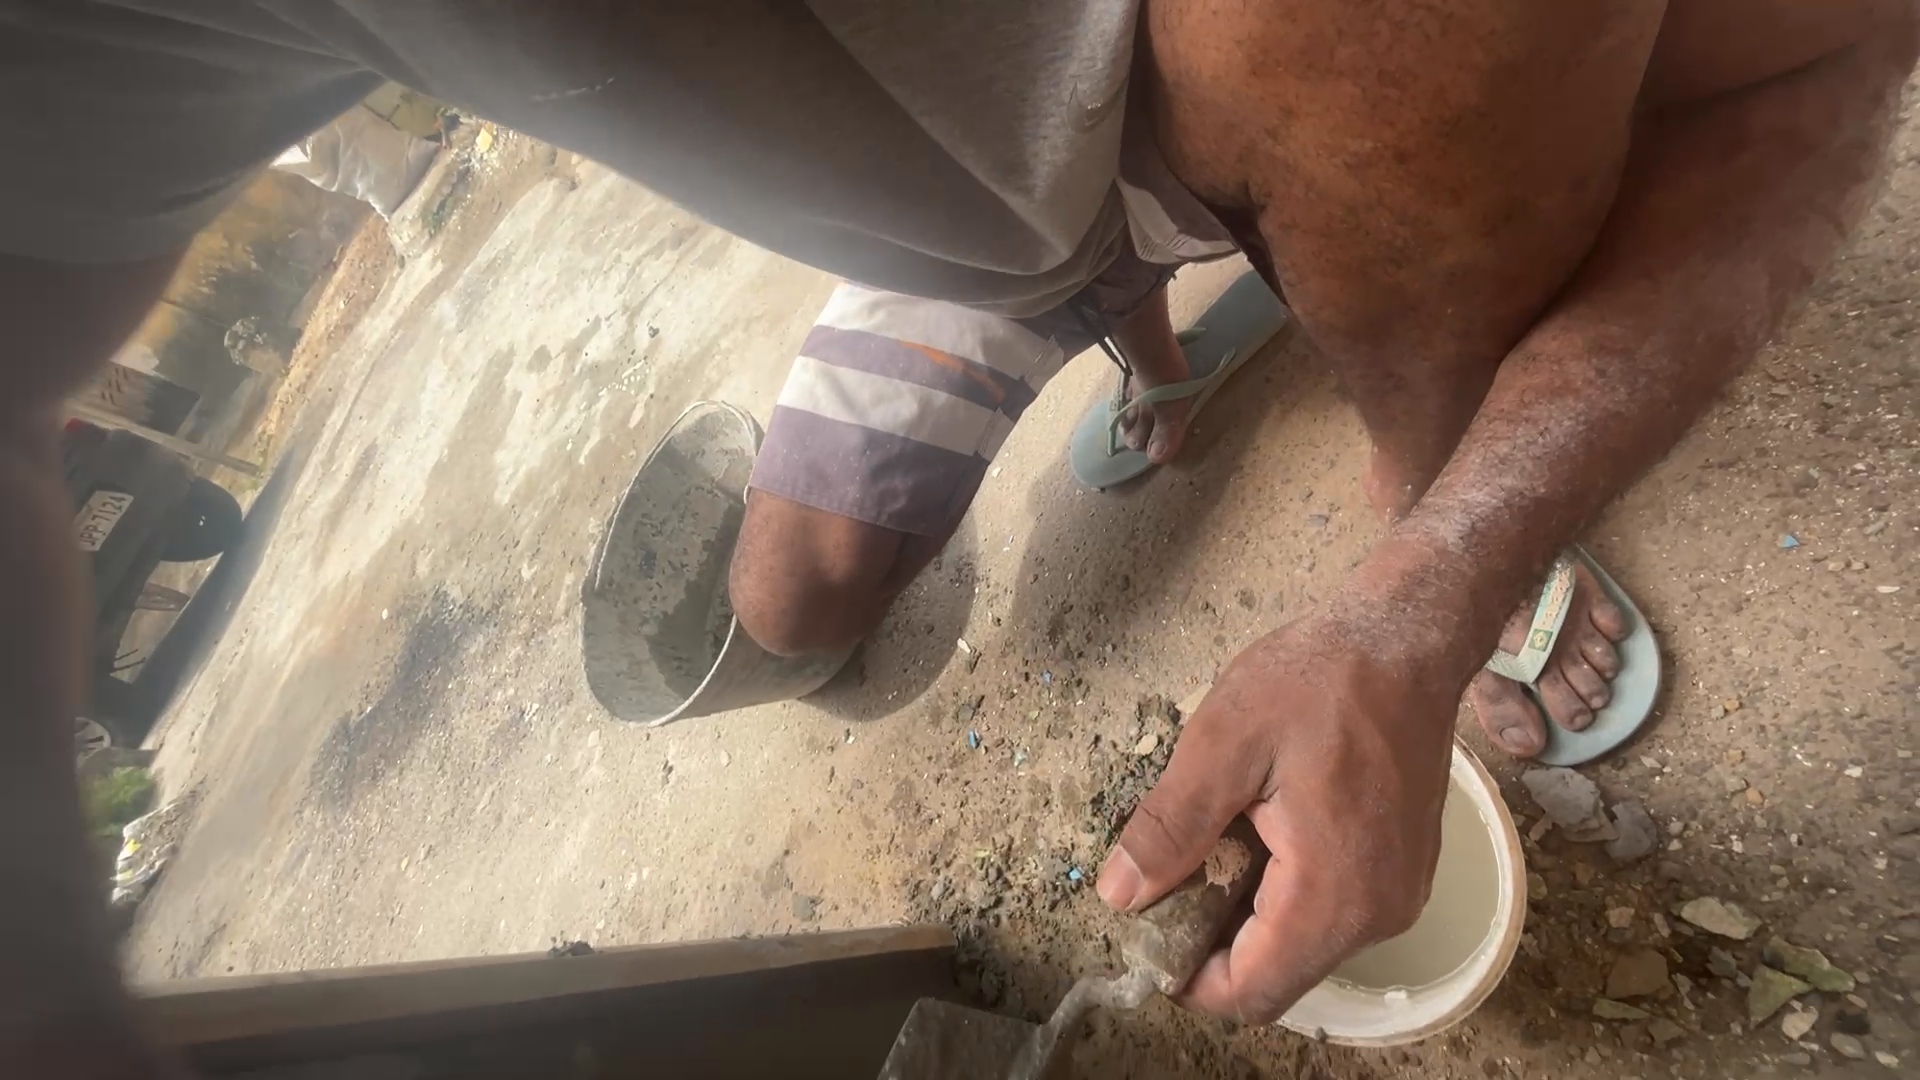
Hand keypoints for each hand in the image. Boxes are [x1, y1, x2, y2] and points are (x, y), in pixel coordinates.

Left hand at [1095, 609, 1457, 1021]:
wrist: (1401, 640)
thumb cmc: (1312, 683)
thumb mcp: (1222, 744)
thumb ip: (1170, 827)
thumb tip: (1119, 896)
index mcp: (1333, 895)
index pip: (1252, 992)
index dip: (1188, 980)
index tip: (1141, 937)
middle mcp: (1377, 913)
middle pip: (1276, 972)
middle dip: (1208, 941)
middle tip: (1158, 877)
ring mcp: (1395, 890)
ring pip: (1298, 939)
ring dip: (1239, 909)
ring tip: (1196, 843)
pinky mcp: (1396, 863)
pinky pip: (1324, 905)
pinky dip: (1274, 887)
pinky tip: (1245, 829)